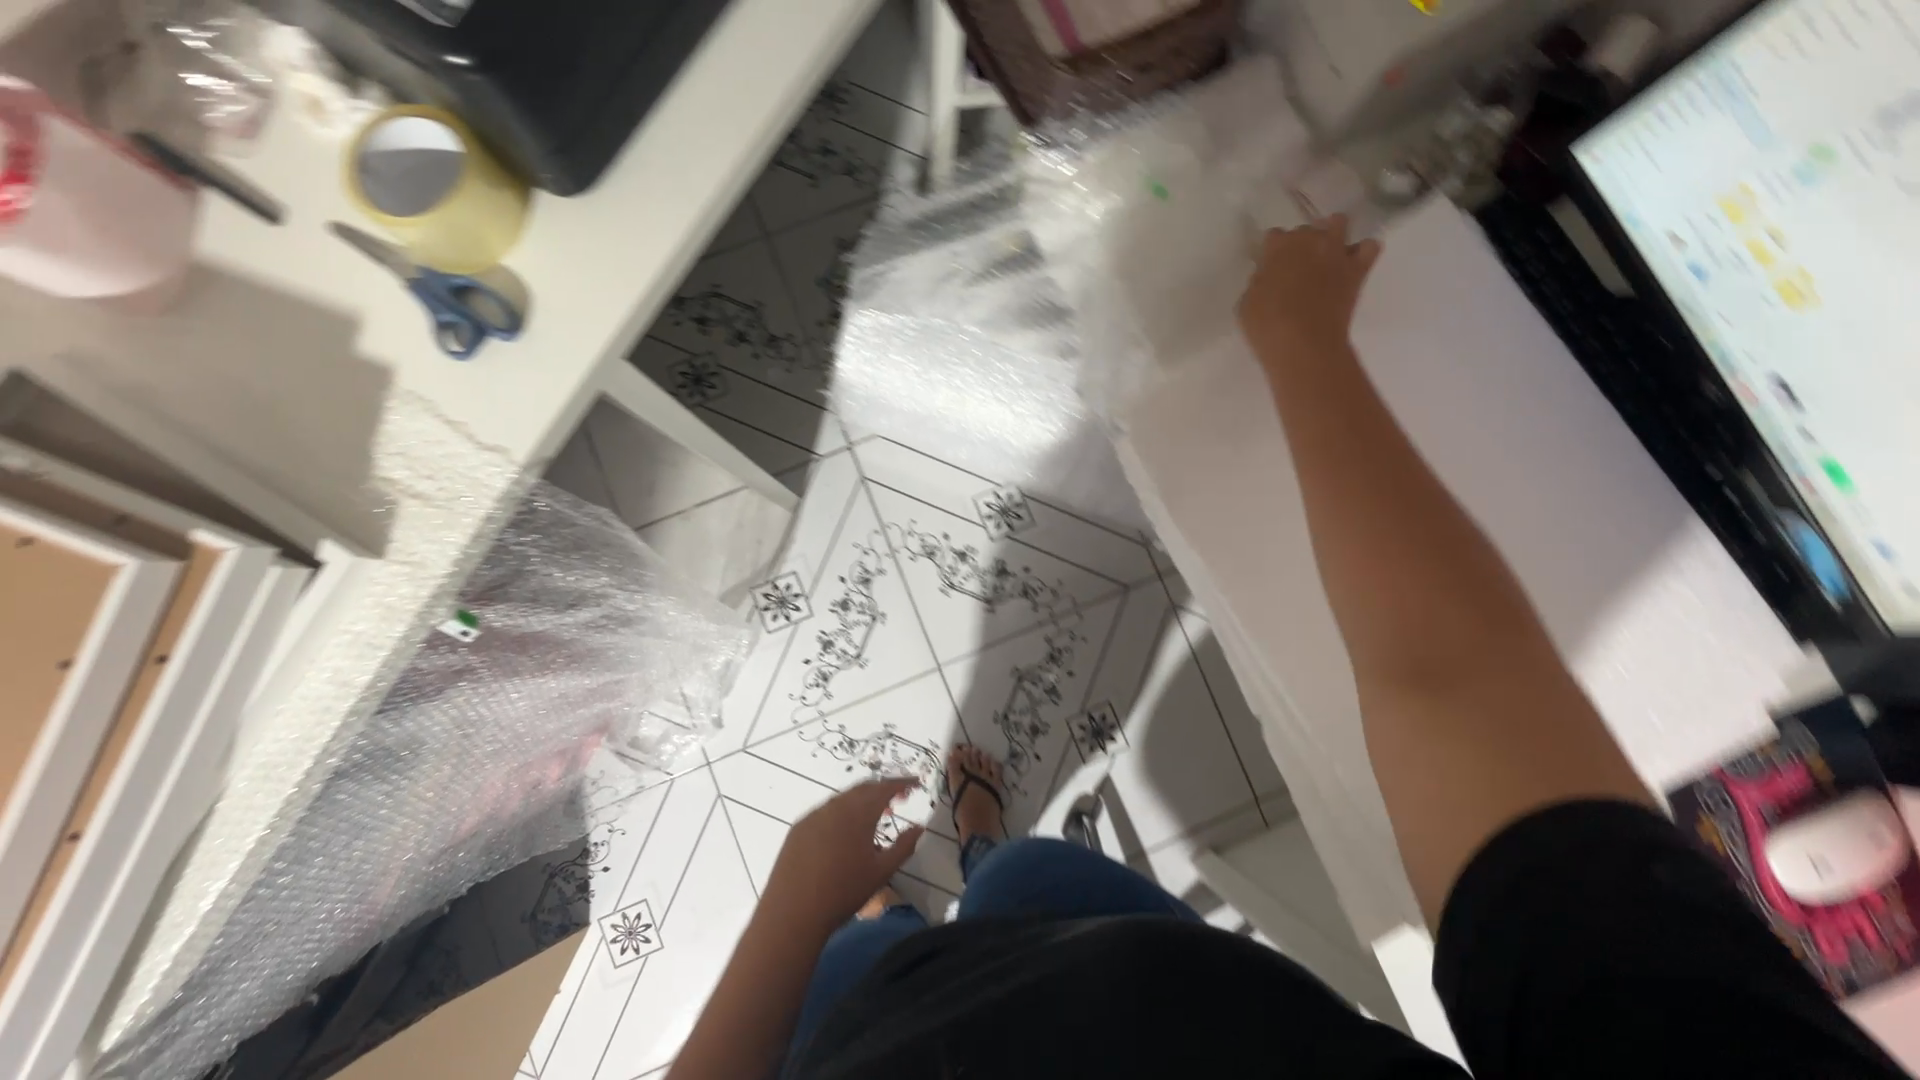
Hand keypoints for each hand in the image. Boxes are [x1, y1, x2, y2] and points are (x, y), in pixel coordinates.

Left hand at [763, 778, 925, 935]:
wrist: (792, 912)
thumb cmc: (843, 892)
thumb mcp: (882, 872)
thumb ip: (904, 846)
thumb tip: (920, 827)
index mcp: (858, 813)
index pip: (885, 788)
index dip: (902, 783)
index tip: (916, 783)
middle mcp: (835, 806)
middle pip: (863, 788)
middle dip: (882, 790)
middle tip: (898, 798)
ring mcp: (813, 816)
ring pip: (843, 799)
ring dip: (862, 801)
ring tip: (874, 817)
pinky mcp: (798, 828)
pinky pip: (826, 811)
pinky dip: (842, 813)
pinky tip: (845, 833)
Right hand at [1237, 215, 1382, 371]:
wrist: (1303, 345)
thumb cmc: (1267, 326)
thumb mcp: (1247, 302)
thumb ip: (1259, 281)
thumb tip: (1268, 276)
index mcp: (1279, 247)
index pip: (1274, 235)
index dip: (1271, 251)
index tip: (1269, 267)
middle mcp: (1309, 240)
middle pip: (1306, 229)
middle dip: (1301, 244)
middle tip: (1296, 267)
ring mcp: (1336, 252)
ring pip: (1339, 223)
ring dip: (1331, 234)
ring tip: (1325, 254)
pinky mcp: (1357, 269)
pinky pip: (1370, 247)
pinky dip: (1362, 251)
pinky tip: (1351, 263)